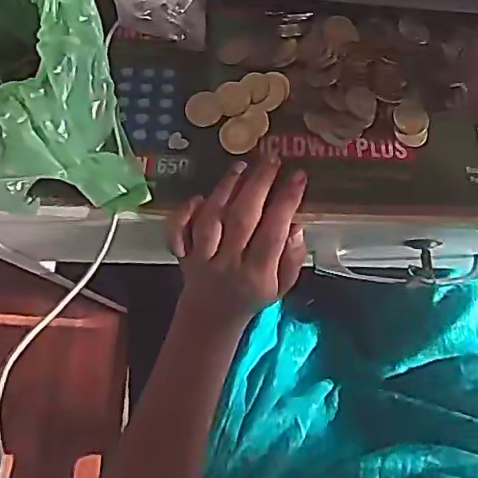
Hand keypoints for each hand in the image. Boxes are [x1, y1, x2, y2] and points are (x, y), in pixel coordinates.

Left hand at [167, 154, 308, 326]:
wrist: (210, 318)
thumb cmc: (252, 295)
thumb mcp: (282, 286)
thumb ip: (292, 258)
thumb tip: (295, 226)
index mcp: (257, 274)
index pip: (273, 232)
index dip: (287, 201)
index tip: (298, 176)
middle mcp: (228, 264)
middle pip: (242, 219)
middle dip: (258, 185)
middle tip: (272, 159)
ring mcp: (202, 258)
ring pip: (212, 219)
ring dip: (226, 189)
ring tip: (243, 166)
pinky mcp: (182, 253)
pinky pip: (178, 231)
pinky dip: (186, 211)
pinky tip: (200, 196)